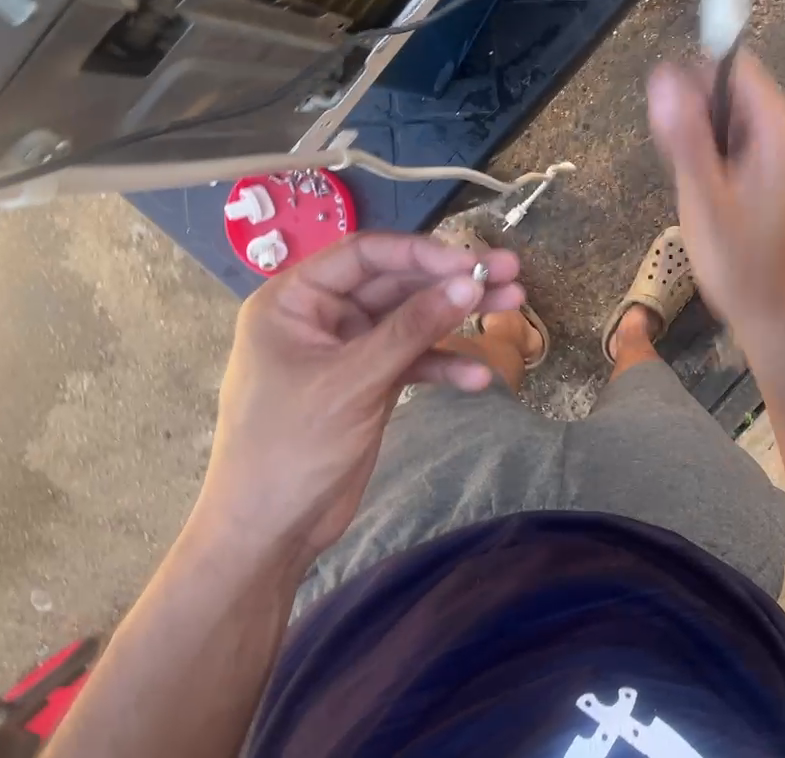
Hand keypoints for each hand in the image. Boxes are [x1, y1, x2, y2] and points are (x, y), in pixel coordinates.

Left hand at [195, 233, 523, 566]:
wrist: (270, 533)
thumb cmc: (291, 447)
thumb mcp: (353, 382)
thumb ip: (412, 329)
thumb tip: (470, 283)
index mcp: (294, 301)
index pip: (365, 256)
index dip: (421, 252)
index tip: (472, 261)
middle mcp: (322, 317)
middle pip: (396, 284)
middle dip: (452, 281)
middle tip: (511, 274)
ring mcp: (349, 350)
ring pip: (412, 319)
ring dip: (458, 317)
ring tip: (515, 305)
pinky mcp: (370, 382)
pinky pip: (414, 359)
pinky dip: (445, 364)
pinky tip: (480, 377)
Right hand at [648, 51, 784, 337]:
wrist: (771, 315)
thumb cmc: (740, 264)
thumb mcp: (704, 198)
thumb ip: (684, 136)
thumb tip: (661, 76)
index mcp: (779, 132)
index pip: (737, 67)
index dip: (696, 78)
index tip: (669, 117)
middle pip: (732, 90)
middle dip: (696, 112)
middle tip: (678, 160)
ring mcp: (782, 156)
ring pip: (728, 118)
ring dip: (700, 138)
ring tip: (692, 183)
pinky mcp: (772, 176)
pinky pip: (735, 144)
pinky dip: (712, 157)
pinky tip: (704, 192)